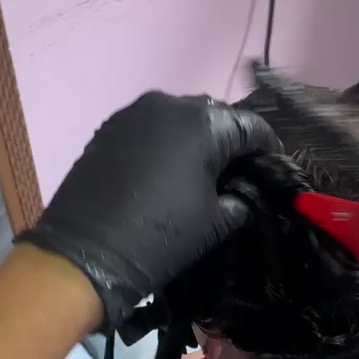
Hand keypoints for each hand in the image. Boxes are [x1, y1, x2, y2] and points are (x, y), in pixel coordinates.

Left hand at [20, 92, 277, 340]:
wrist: (87, 253)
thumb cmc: (160, 238)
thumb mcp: (213, 225)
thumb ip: (236, 202)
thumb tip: (239, 194)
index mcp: (204, 124)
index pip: (250, 127)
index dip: (266, 148)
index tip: (272, 166)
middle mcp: (170, 104)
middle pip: (213, 117)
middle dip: (228, 142)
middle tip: (234, 172)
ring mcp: (134, 113)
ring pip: (178, 120)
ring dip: (193, 142)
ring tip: (199, 173)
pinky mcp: (108, 129)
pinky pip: (149, 130)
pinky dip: (163, 146)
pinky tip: (165, 173)